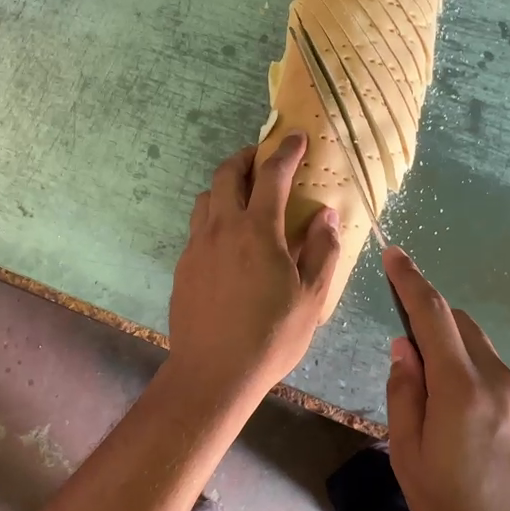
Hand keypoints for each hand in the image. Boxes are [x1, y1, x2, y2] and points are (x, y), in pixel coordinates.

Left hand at [167, 134, 342, 395]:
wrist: (212, 373)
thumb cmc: (270, 337)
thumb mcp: (310, 298)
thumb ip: (321, 250)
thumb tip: (325, 214)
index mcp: (257, 231)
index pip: (272, 175)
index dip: (286, 151)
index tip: (295, 136)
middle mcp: (222, 228)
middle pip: (227, 174)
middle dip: (247, 157)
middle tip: (264, 158)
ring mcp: (197, 246)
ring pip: (207, 197)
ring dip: (226, 186)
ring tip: (245, 197)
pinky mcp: (184, 265)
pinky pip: (198, 226)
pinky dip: (215, 216)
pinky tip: (228, 240)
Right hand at [383, 247, 509, 510]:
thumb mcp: (411, 462)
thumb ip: (404, 396)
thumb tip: (404, 349)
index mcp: (460, 388)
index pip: (431, 313)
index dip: (410, 279)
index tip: (395, 255)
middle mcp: (501, 380)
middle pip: (463, 327)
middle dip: (435, 325)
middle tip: (415, 359)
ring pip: (487, 358)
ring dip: (462, 364)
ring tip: (451, 420)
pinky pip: (508, 387)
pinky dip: (487, 390)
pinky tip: (484, 440)